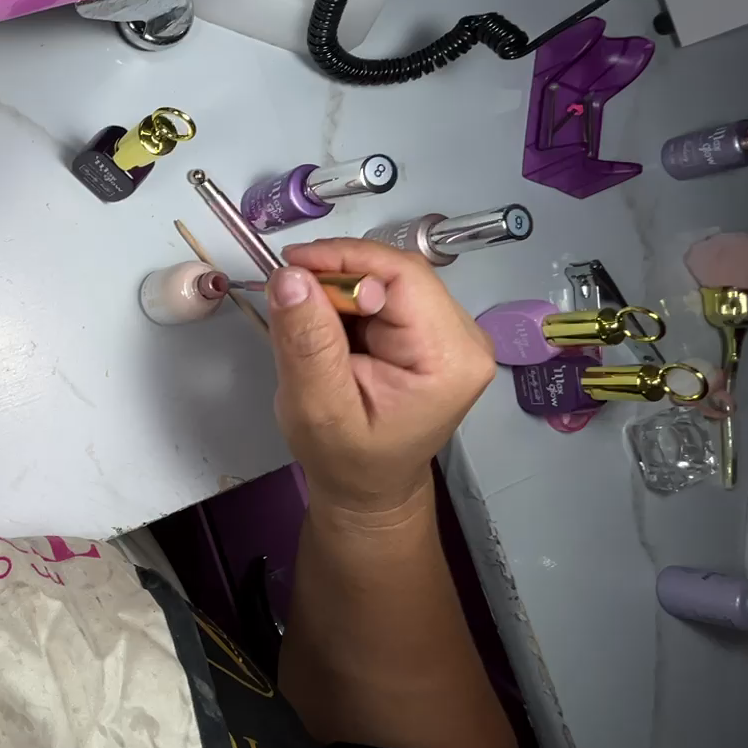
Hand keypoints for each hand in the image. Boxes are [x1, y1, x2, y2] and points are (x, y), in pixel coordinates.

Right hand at [263, 239, 495, 519]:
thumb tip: (289, 275)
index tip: (286, 269)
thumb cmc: (344, 458)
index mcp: (448, 357)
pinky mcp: (425, 333)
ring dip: (334, 289)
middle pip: (395, 273)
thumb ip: (306, 341)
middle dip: (335, 276)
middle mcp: (462, 337)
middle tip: (286, 299)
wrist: (365, 488)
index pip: (402, 276)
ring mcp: (446, 333)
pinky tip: (321, 327)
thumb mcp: (316, 406)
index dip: (344, 259)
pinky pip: (380, 294)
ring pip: (384, 279)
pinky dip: (341, 300)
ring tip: (301, 323)